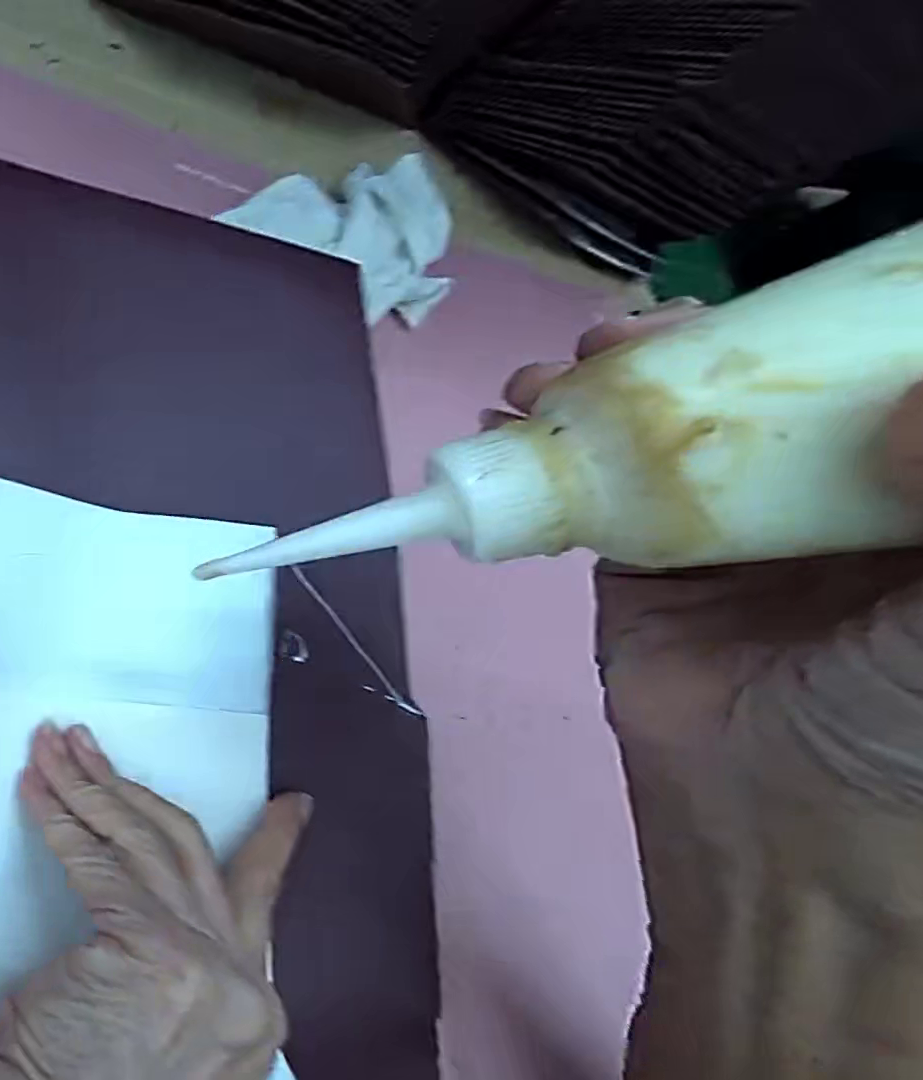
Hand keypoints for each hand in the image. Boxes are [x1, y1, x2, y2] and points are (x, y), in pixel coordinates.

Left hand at [0, 722, 310, 1079]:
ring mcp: (206, 967)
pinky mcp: (154, 949)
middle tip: (85, 740)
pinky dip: (57, 818)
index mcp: (253, 1003)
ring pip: (140, 840)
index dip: (271, 843)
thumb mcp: (160, 1015)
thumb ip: (184, 960)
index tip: (292, 803)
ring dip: (87, 784)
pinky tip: (33, 789)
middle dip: (128, 785)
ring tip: (51, 747)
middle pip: (186, 847)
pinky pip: (95, 859)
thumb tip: (162, 889)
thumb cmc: (83, 1069)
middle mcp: (244, 983)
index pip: (254, 894)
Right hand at [496, 303, 922, 1077]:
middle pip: (749, 397)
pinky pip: (589, 491)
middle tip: (626, 332)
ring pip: (655, 434)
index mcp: (915, 491)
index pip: (856, 387)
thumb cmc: (910, 718)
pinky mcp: (633, 560)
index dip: (815, 330)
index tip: (758, 297)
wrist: (783, 817)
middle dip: (686, 352)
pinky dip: (548, 454)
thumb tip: (908, 397)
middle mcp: (823, 494)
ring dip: (598, 393)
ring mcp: (720, 526)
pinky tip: (515, 425)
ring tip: (551, 374)